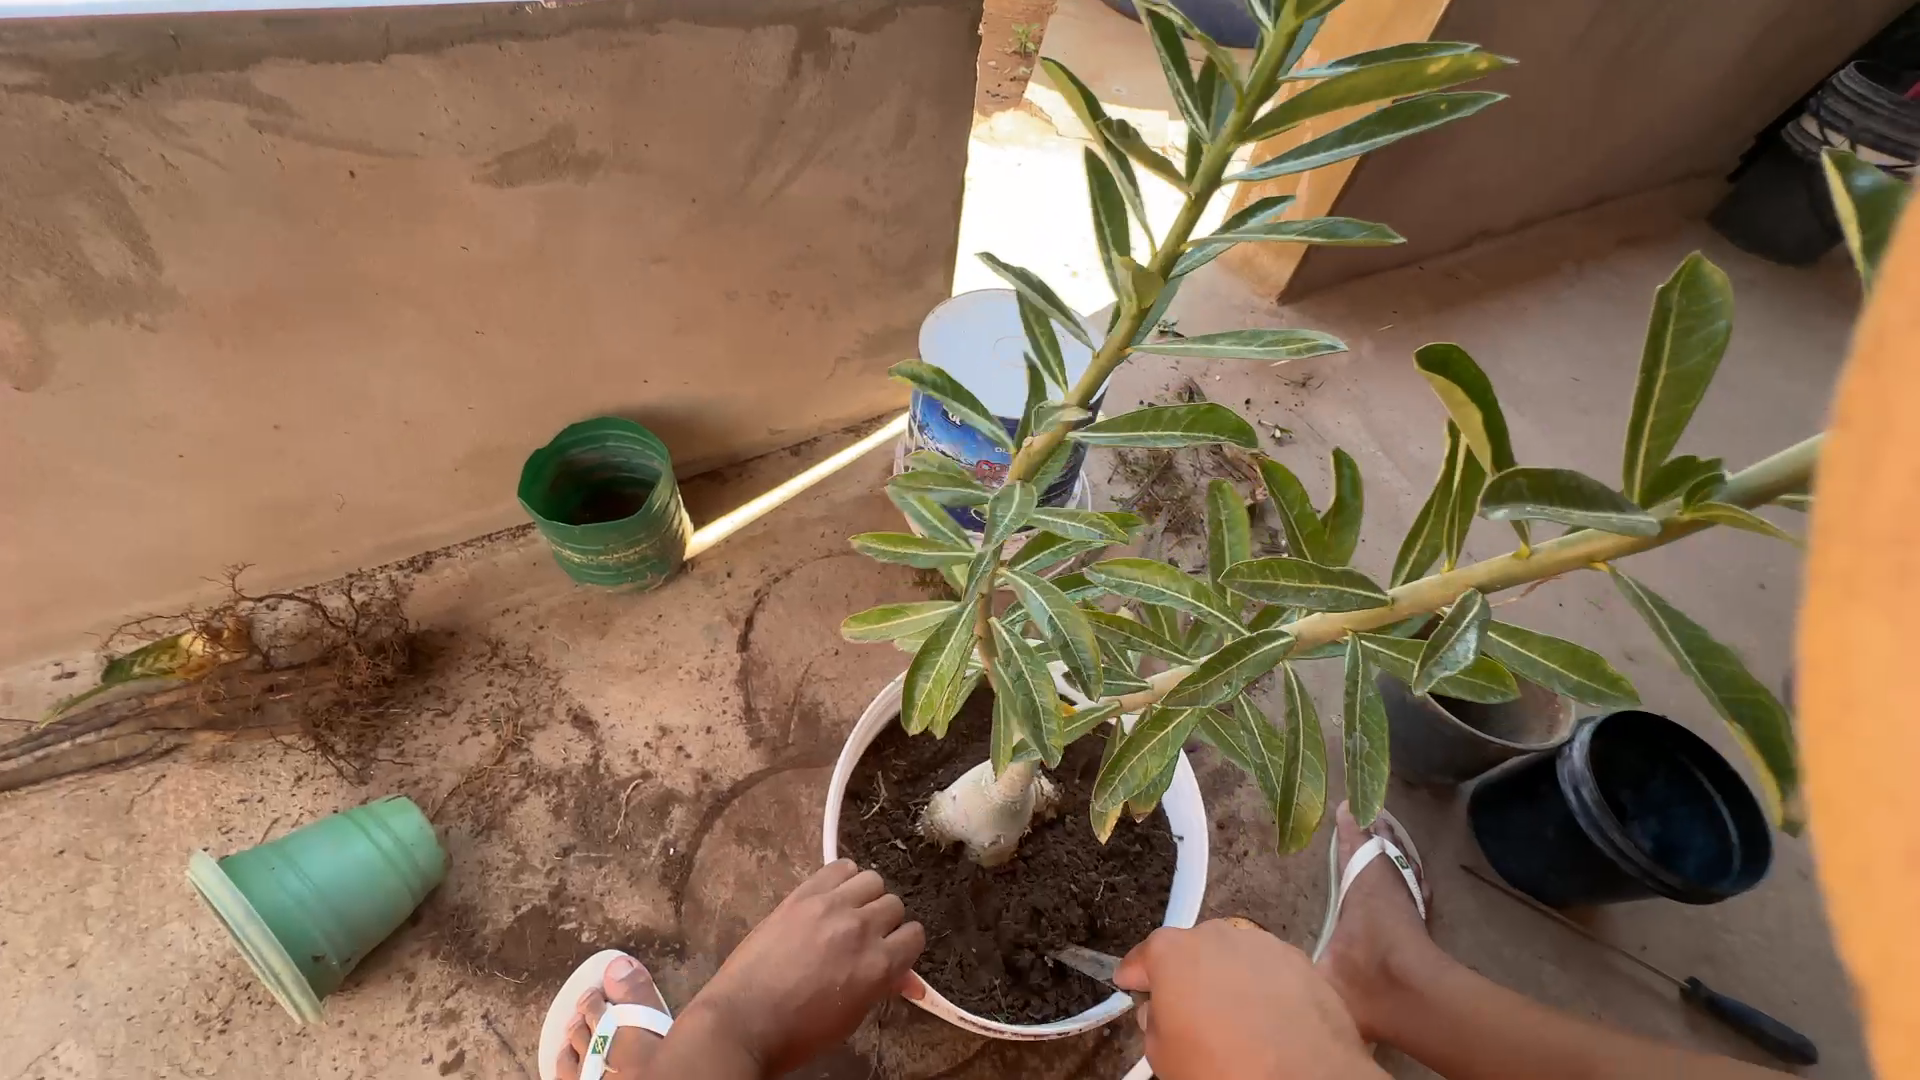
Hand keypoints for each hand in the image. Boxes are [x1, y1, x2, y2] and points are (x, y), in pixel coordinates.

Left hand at [679, 860, 924, 1075]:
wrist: (742, 1021)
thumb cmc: (799, 1032)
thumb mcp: (850, 1017)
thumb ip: (882, 987)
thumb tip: (909, 979)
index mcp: (878, 966)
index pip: (914, 935)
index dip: (903, 945)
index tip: (891, 951)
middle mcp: (862, 928)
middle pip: (893, 904)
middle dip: (884, 921)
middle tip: (865, 936)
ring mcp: (832, 905)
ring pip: (872, 879)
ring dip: (865, 896)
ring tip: (848, 912)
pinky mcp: (805, 892)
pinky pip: (840, 866)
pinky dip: (843, 878)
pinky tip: (832, 895)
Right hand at [1114, 919, 1383, 1079]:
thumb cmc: (1221, 1069)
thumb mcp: (1165, 1059)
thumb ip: (1152, 1026)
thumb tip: (1157, 1013)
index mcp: (1170, 951)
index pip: (1140, 959)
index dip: (1134, 976)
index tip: (1129, 985)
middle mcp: (1211, 933)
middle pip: (1189, 953)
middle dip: (1187, 977)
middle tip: (1192, 1013)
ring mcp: (1257, 942)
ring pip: (1231, 957)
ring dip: (1228, 978)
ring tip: (1238, 1017)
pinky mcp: (1297, 959)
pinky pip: (1269, 970)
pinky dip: (1266, 987)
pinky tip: (1272, 1019)